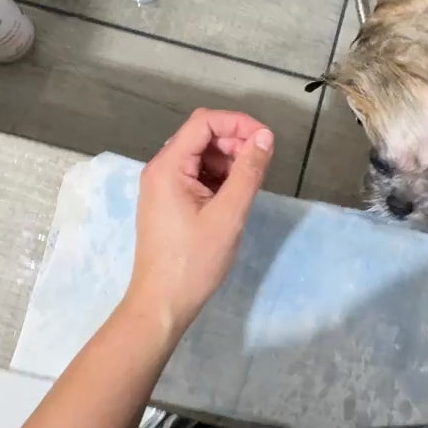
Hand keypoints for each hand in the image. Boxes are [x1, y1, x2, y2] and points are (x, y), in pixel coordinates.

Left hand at [123, 109, 275, 338]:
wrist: (161, 306)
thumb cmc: (194, 261)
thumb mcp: (229, 215)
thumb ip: (248, 172)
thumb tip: (265, 137)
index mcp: (168, 166)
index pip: (204, 122)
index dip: (238, 123)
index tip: (266, 139)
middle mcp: (161, 168)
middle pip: (202, 135)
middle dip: (235, 141)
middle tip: (262, 164)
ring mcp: (163, 185)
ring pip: (201, 154)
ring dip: (229, 160)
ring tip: (250, 184)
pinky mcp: (169, 201)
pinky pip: (197, 173)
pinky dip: (219, 176)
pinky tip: (234, 196)